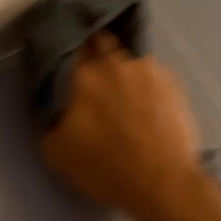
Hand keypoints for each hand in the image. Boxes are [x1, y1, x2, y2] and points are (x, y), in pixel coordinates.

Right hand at [40, 33, 210, 220]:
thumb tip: (50, 104)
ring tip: (116, 84)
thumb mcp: (57, 153)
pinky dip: (140, 79)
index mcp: (80, 76)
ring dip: (117, 63)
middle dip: (90, 46)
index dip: (60, 45)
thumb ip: (48, 120)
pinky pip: (148, 70)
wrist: (163, 182)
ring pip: (125, 53)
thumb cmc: (105, 170)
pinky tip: (141, 99)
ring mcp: (146, 68)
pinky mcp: (171, 81)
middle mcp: (113, 62)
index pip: (64, 43)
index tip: (57, 55)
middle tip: (87, 65)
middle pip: (97, 38)